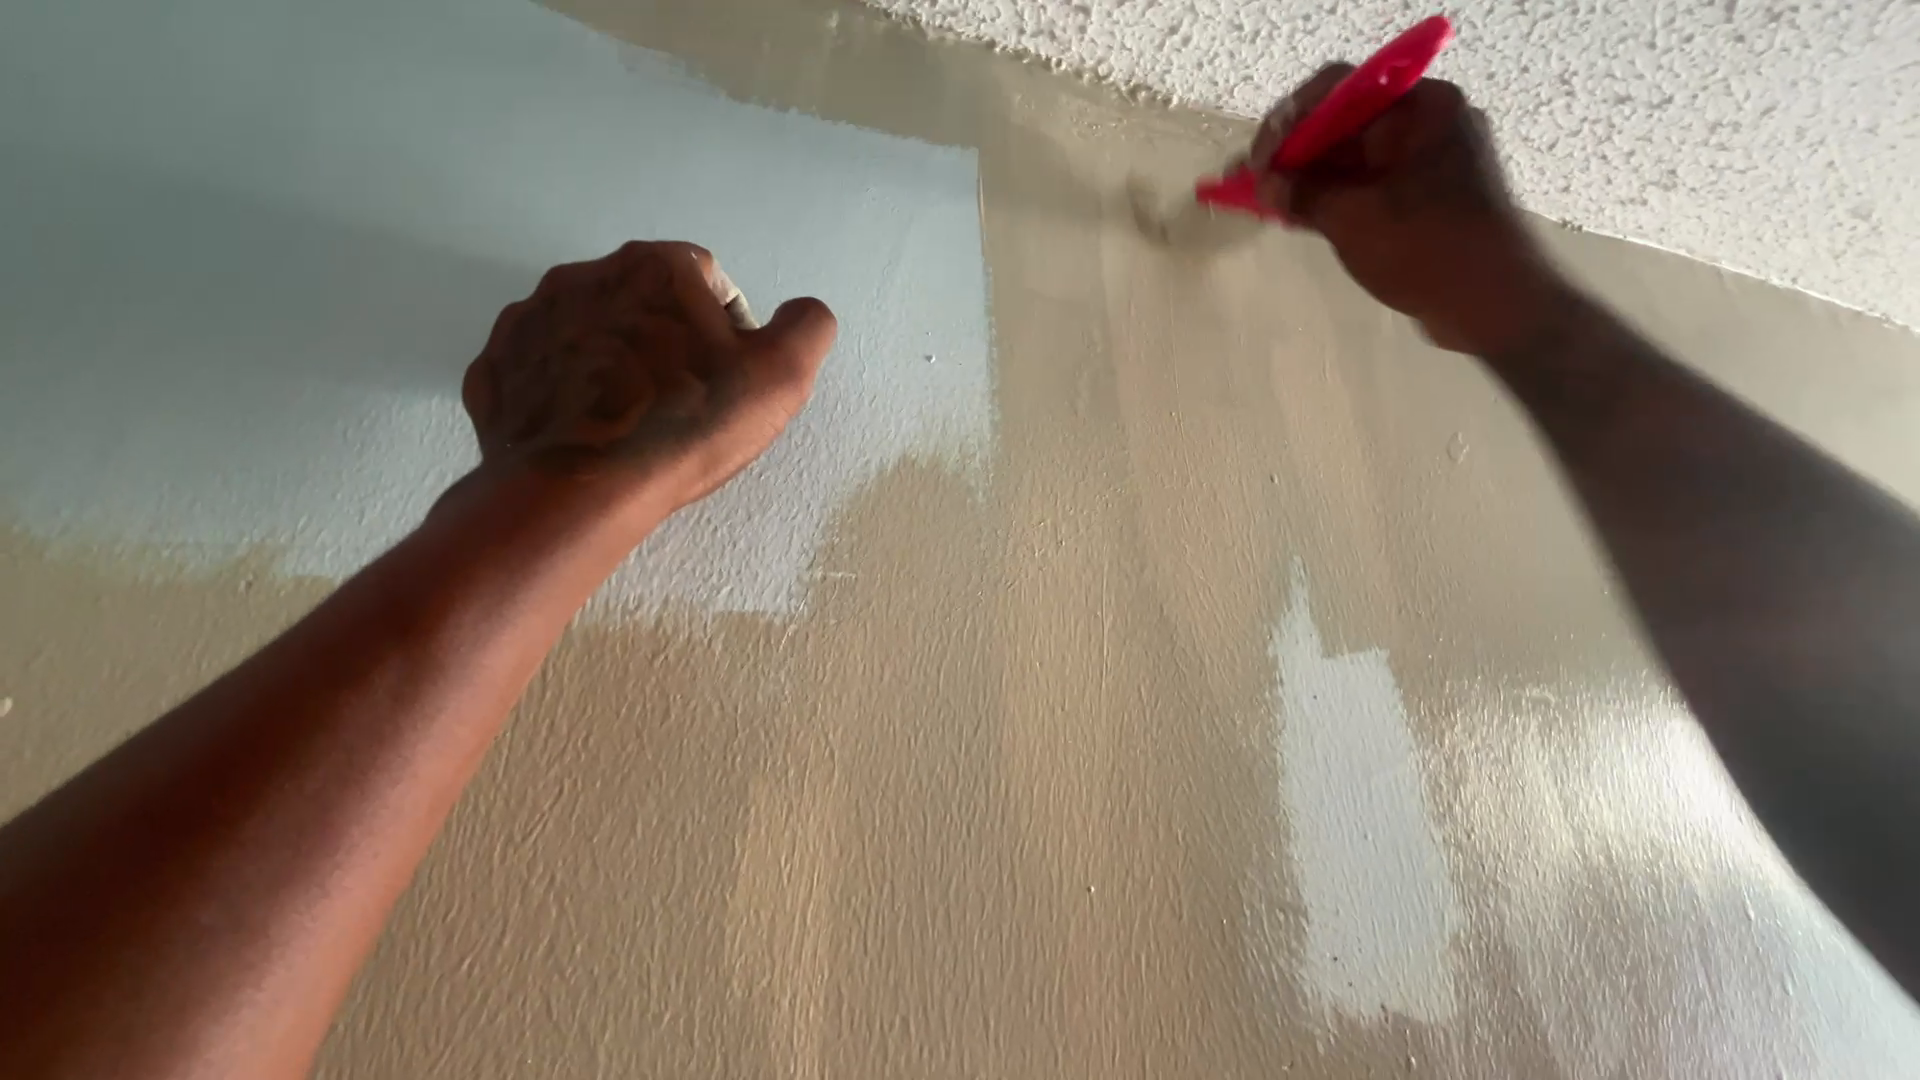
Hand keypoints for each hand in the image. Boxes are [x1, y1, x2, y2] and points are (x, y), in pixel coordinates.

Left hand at [459, 241, 836, 521]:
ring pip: (593, 332)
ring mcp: (530, 320)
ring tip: (632, 420)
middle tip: (683, 403)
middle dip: (669, 341)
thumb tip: (804, 314)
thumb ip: (807, 327)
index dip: (728, 332)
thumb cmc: (686, 424)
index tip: (725, 380)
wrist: (579, 489)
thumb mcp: (781, 375)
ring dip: (617, 361)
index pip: (710, 281)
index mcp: (655, 266)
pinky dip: (568, 388)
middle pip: (648, 304)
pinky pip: (545, 367)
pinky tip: (588, 428)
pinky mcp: (496, 368)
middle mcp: (585, 274)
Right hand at [1251, 67, 1567, 353]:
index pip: (1340, 90)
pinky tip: (1290, 214)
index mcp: (1420, 109)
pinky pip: (1361, 187)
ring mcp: (1421, 163)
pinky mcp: (1417, 199)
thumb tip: (1264, 184)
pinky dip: (1326, 199)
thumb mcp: (1355, 219)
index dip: (1289, 121)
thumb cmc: (1427, 249)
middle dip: (1289, 154)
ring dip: (1301, 179)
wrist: (1493, 302)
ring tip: (1253, 201)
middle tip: (1243, 183)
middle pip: (1340, 125)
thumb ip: (1305, 195)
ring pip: (1347, 160)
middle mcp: (1423, 125)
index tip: (1258, 161)